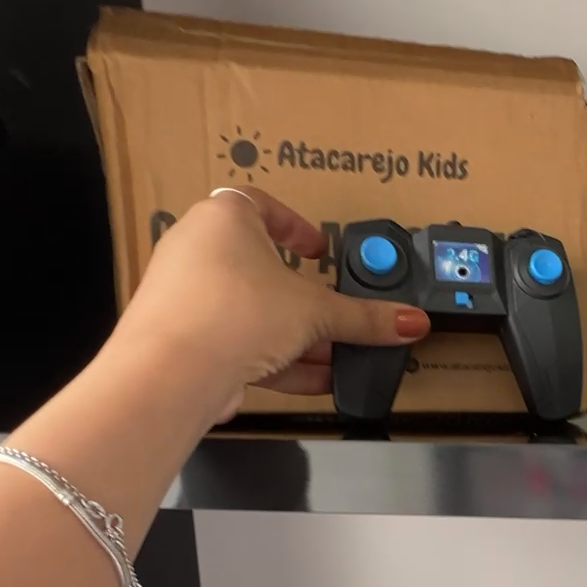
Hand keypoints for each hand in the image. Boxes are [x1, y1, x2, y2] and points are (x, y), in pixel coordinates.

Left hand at [105, 186, 430, 421]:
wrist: (173, 372)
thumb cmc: (238, 313)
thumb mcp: (316, 312)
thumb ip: (365, 318)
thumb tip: (413, 321)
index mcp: (224, 221)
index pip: (258, 205)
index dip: (293, 225)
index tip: (319, 249)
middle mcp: (198, 253)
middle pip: (263, 270)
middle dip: (307, 299)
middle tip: (337, 313)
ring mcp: (189, 300)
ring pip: (256, 313)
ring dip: (299, 337)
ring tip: (338, 358)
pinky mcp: (188, 343)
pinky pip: (243, 345)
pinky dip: (279, 361)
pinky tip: (317, 381)